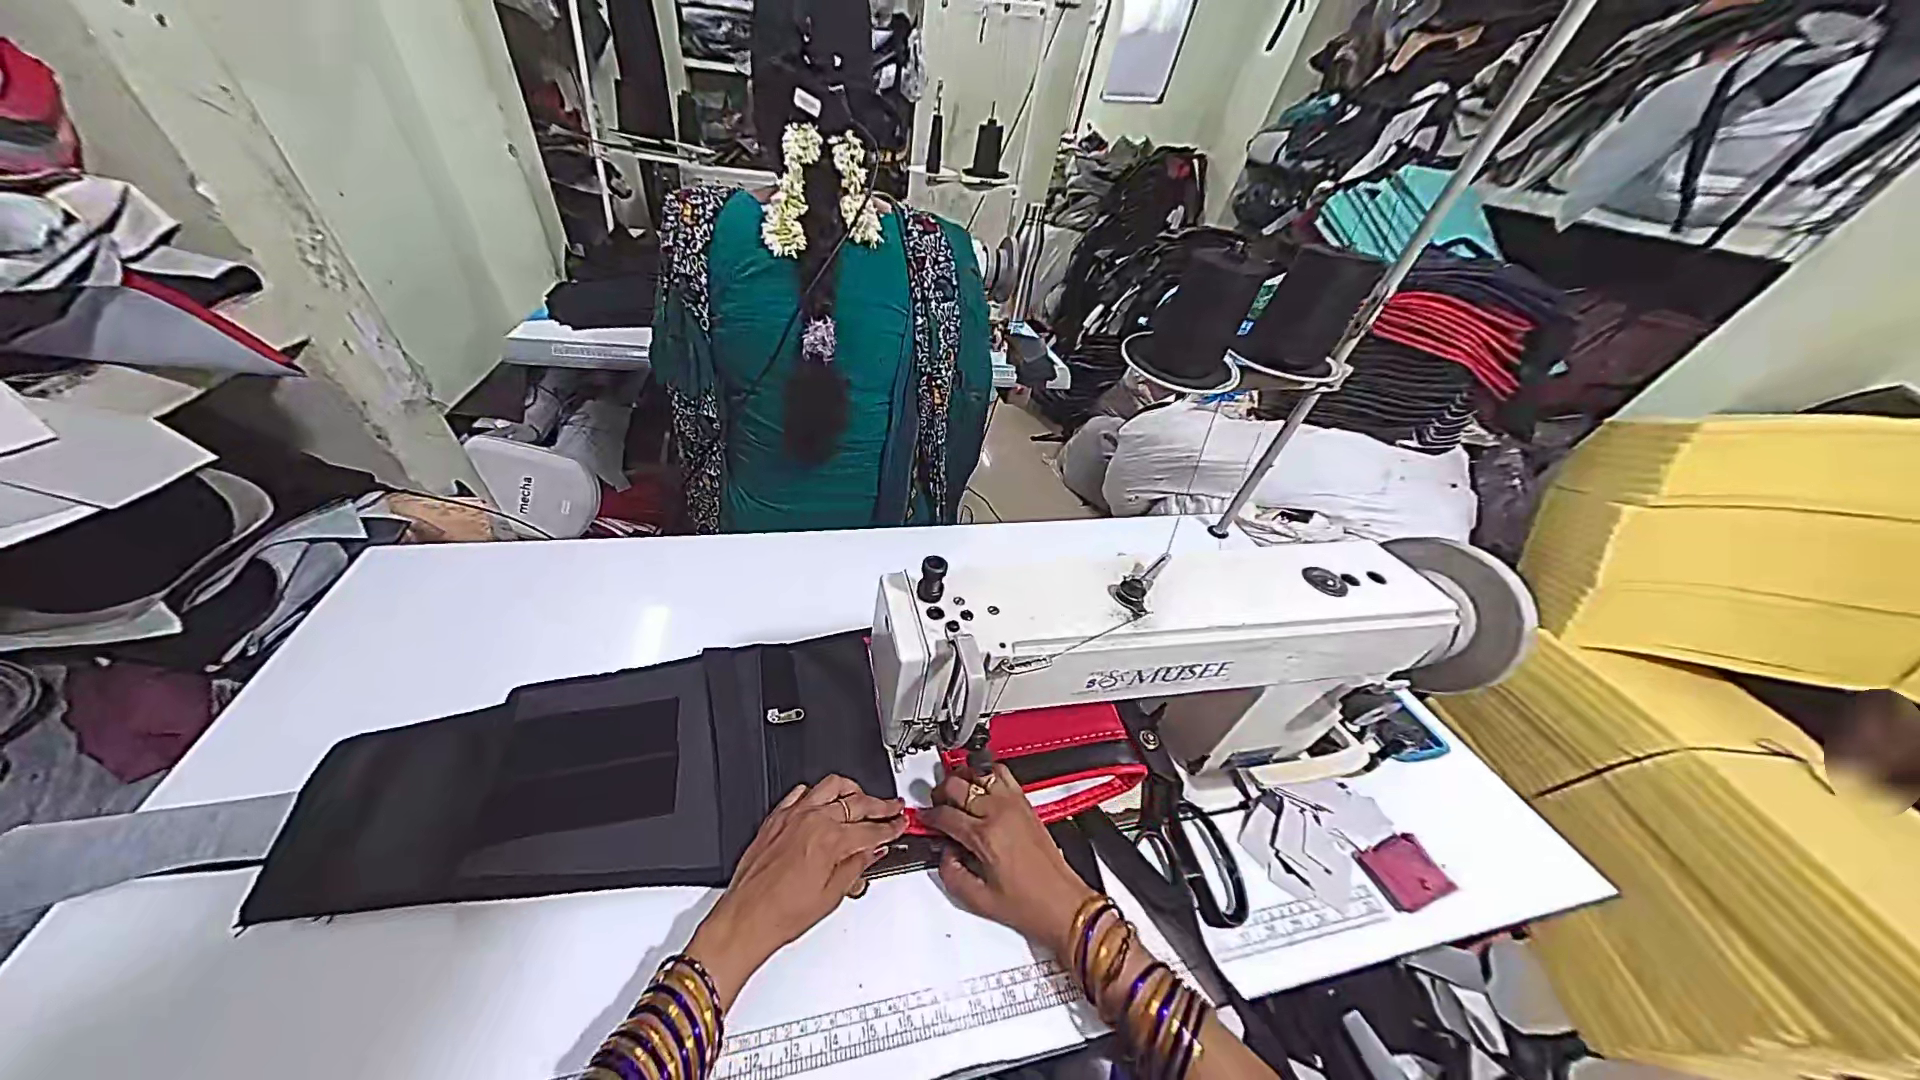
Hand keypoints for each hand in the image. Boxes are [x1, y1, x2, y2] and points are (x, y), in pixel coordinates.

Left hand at [687, 775, 906, 1006]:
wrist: (744, 919)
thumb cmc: (781, 914)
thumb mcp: (832, 896)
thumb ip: (856, 866)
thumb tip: (872, 851)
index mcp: (831, 840)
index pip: (873, 829)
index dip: (891, 826)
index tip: (900, 824)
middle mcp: (813, 820)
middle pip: (859, 802)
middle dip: (881, 806)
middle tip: (893, 808)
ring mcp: (794, 815)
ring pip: (832, 785)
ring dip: (852, 790)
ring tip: (862, 797)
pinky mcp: (777, 817)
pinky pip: (802, 791)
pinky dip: (818, 792)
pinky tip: (823, 800)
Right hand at [919, 764, 1095, 955]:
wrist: (1062, 904)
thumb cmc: (1029, 903)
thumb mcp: (977, 900)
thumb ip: (950, 874)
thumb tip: (943, 853)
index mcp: (985, 836)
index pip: (945, 814)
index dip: (929, 816)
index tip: (925, 819)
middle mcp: (999, 813)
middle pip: (957, 785)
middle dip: (940, 794)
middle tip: (937, 805)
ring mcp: (1014, 803)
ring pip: (978, 771)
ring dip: (962, 779)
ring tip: (955, 791)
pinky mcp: (1025, 801)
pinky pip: (1002, 772)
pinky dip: (986, 772)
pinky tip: (981, 784)